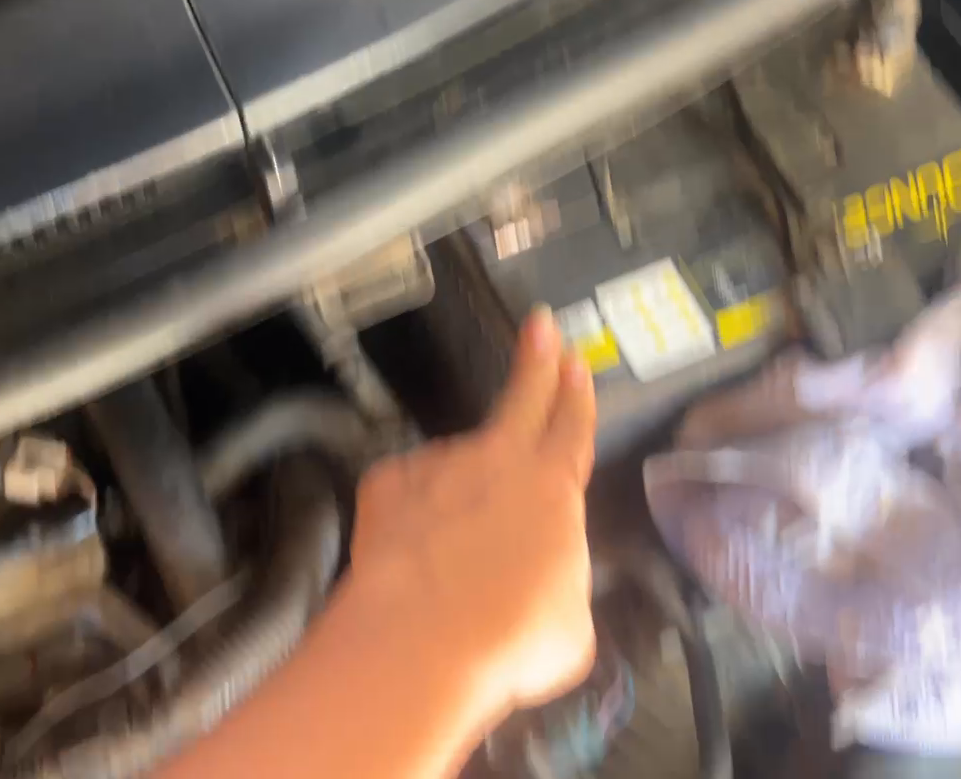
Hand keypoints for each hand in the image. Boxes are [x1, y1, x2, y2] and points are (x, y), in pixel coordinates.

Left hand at [346, 307, 597, 720]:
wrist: (420, 635)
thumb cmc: (512, 636)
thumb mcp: (567, 617)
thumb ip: (553, 573)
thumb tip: (535, 571)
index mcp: (551, 487)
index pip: (570, 426)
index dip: (574, 392)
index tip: (574, 360)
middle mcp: (494, 459)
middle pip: (522, 398)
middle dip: (536, 357)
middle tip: (540, 323)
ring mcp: (435, 463)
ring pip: (452, 473)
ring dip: (454, 504)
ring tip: (446, 566)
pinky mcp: (387, 478)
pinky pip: (406, 494)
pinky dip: (410, 519)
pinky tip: (409, 558)